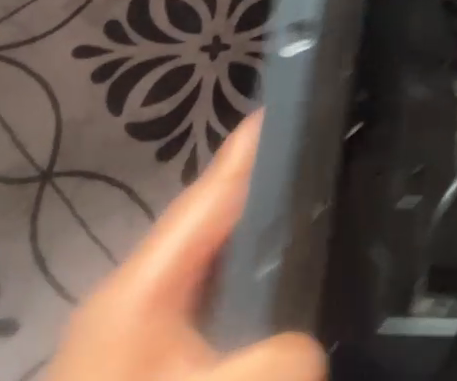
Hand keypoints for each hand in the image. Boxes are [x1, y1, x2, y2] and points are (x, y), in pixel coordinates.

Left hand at [45, 115, 326, 380]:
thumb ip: (277, 361)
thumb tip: (300, 348)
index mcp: (139, 292)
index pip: (211, 198)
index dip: (254, 148)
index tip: (294, 102)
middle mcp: (131, 302)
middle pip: (211, 228)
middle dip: (264, 192)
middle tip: (324, 163)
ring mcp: (133, 340)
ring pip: (210, 275)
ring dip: (256, 249)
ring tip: (312, 222)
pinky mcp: (141, 368)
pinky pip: (206, 318)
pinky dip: (245, 299)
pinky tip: (274, 303)